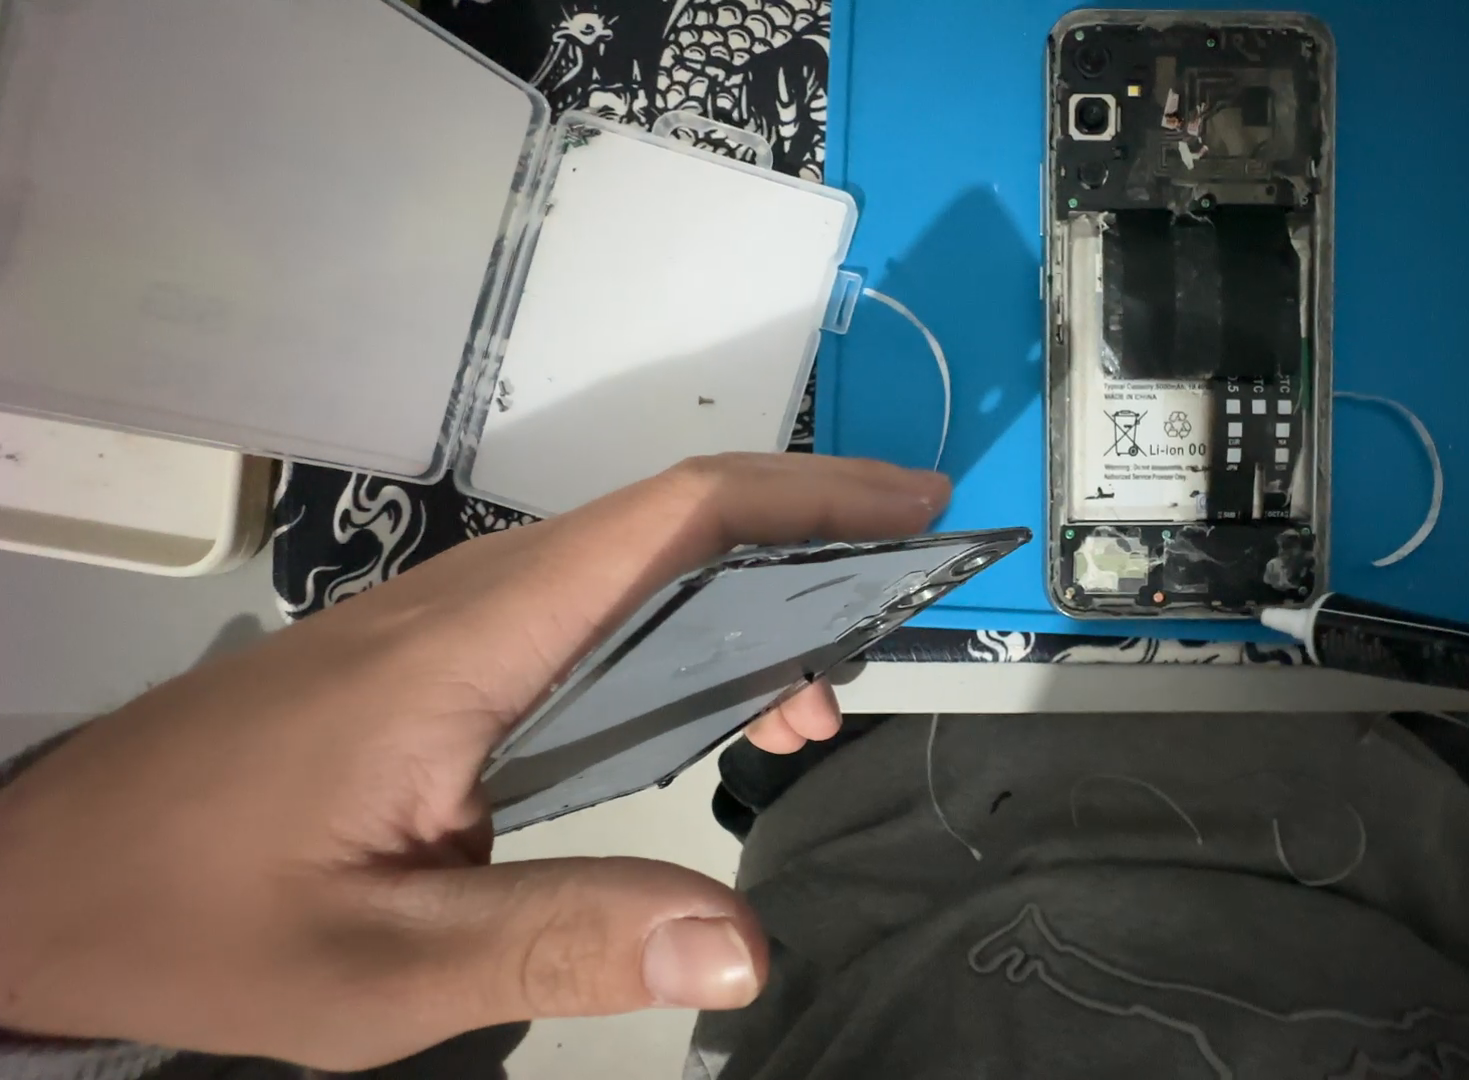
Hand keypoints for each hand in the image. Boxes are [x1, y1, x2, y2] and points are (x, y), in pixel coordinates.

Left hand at [0, 454, 948, 1069]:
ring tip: (830, 693)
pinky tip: (746, 707)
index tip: (908, 505)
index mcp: (493, 633)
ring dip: (775, 596)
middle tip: (913, 574)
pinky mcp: (493, 639)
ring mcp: (500, 607)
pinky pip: (636, 603)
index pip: (683, 516)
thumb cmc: (197, 910)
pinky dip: (719, 633)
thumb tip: (746, 951)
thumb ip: (566, 941)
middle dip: (822, 525)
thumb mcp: (378, 966)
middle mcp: (510, 589)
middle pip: (696, 514)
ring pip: (673, 558)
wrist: (39, 878)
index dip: (810, 495)